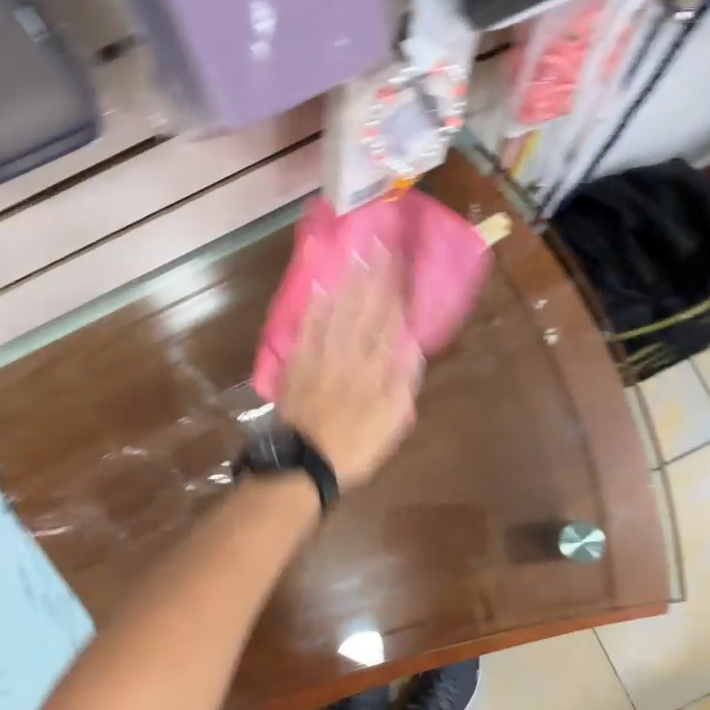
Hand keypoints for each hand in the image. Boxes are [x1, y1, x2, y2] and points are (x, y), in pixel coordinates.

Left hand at [277, 254, 421, 490]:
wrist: (303, 464)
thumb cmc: (353, 450)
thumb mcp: (390, 424)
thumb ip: (401, 384)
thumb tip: (411, 347)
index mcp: (375, 371)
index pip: (390, 325)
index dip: (396, 294)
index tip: (402, 265)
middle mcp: (349, 357)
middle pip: (364, 312)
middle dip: (373, 278)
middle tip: (380, 245)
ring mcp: (320, 358)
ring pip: (337, 314)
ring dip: (347, 285)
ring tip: (355, 256)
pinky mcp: (297, 365)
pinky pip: (307, 330)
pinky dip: (315, 308)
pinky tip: (320, 288)